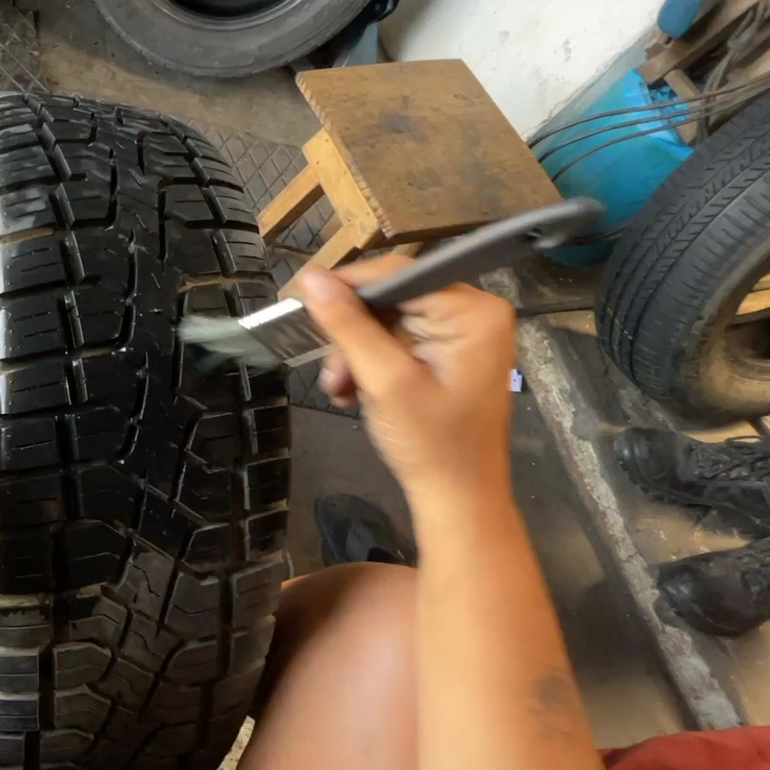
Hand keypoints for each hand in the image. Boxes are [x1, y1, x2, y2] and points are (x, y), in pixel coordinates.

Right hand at [294, 259, 514, 501]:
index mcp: (472, 311)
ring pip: (384, 322)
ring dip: (353, 354)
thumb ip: (348, 326)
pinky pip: (393, 342)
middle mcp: (471, 312)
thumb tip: (309, 278)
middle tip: (328, 369)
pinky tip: (353, 392)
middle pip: (389, 298)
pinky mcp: (445, 353)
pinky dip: (367, 364)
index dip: (344, 285)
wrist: (455, 495)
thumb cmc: (430, 443)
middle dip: (350, 334)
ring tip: (340, 389)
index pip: (396, 273)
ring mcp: (459, 334)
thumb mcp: (383, 381)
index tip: (297, 298)